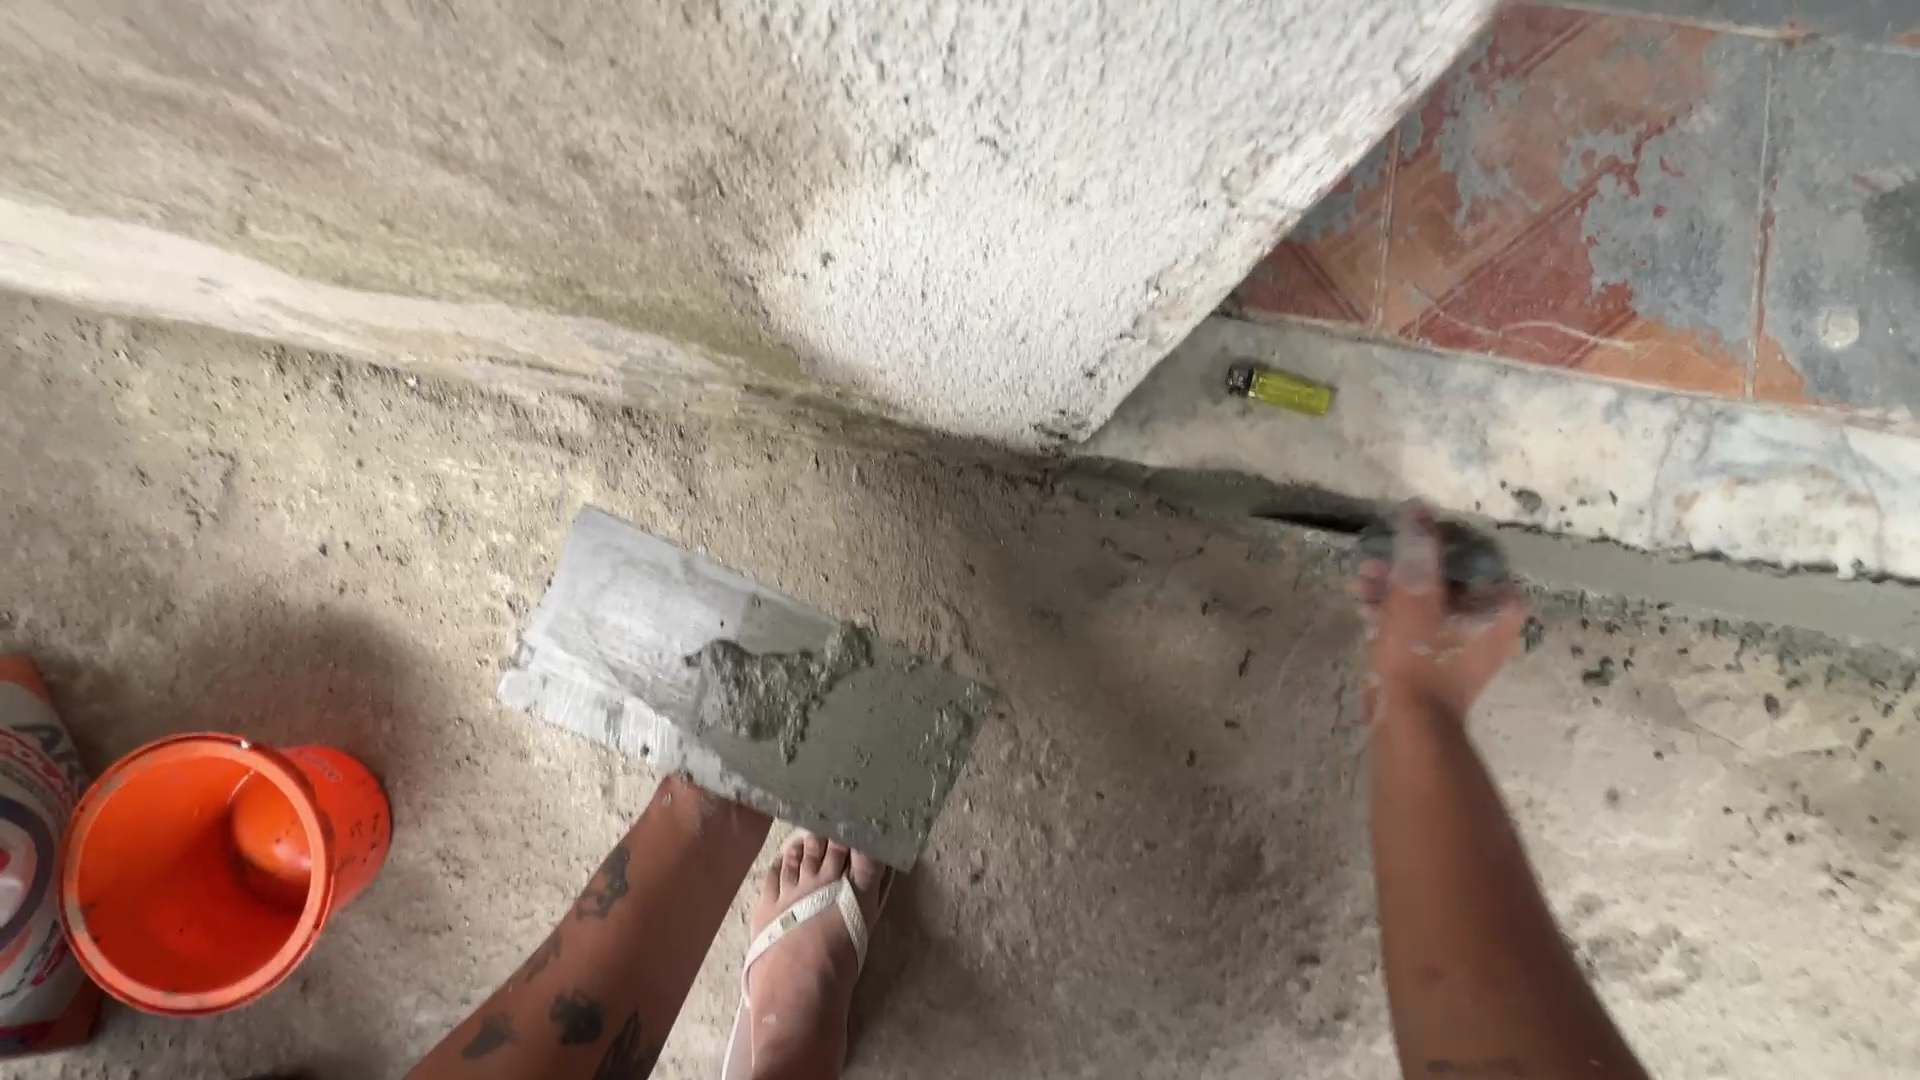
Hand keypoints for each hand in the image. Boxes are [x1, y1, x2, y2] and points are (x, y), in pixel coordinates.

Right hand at [1350, 502, 1528, 724]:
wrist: (1410, 721)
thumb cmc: (1420, 656)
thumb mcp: (1414, 595)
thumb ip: (1419, 550)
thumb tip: (1419, 507)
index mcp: (1501, 605)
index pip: (1472, 556)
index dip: (1433, 543)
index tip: (1400, 539)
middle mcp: (1492, 623)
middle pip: (1445, 579)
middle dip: (1402, 569)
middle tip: (1368, 565)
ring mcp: (1467, 644)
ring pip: (1427, 602)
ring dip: (1391, 590)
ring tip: (1356, 586)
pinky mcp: (1441, 660)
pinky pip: (1420, 625)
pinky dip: (1394, 614)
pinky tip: (1363, 609)